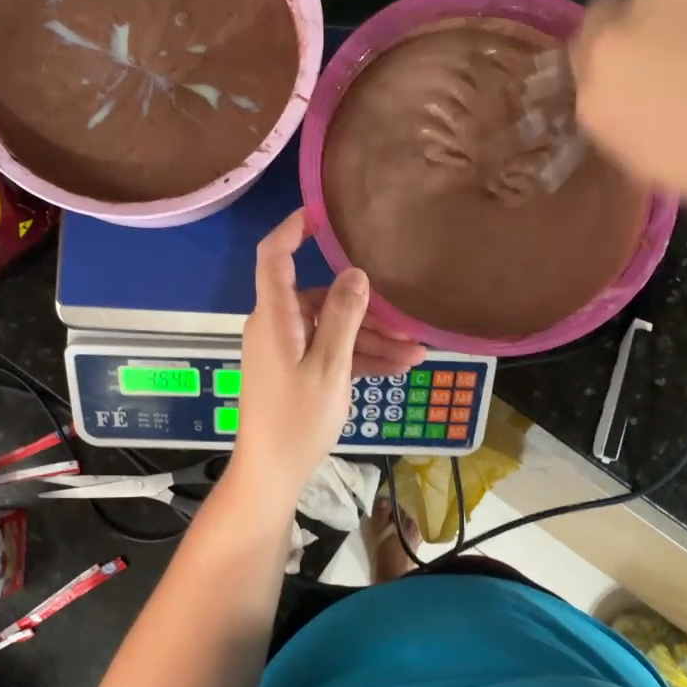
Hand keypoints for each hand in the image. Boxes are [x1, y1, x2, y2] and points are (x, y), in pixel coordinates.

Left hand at [233, 212, 402, 495]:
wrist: (271, 473)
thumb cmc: (297, 420)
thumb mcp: (329, 368)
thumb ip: (344, 318)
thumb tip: (356, 274)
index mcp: (274, 317)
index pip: (275, 256)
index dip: (295, 228)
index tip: (326, 214)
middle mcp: (275, 326)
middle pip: (321, 299)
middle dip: (366, 310)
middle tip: (410, 325)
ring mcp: (283, 350)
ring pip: (331, 329)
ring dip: (371, 339)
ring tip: (415, 355)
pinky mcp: (292, 371)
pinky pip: (327, 352)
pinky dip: (356, 357)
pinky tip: (395, 367)